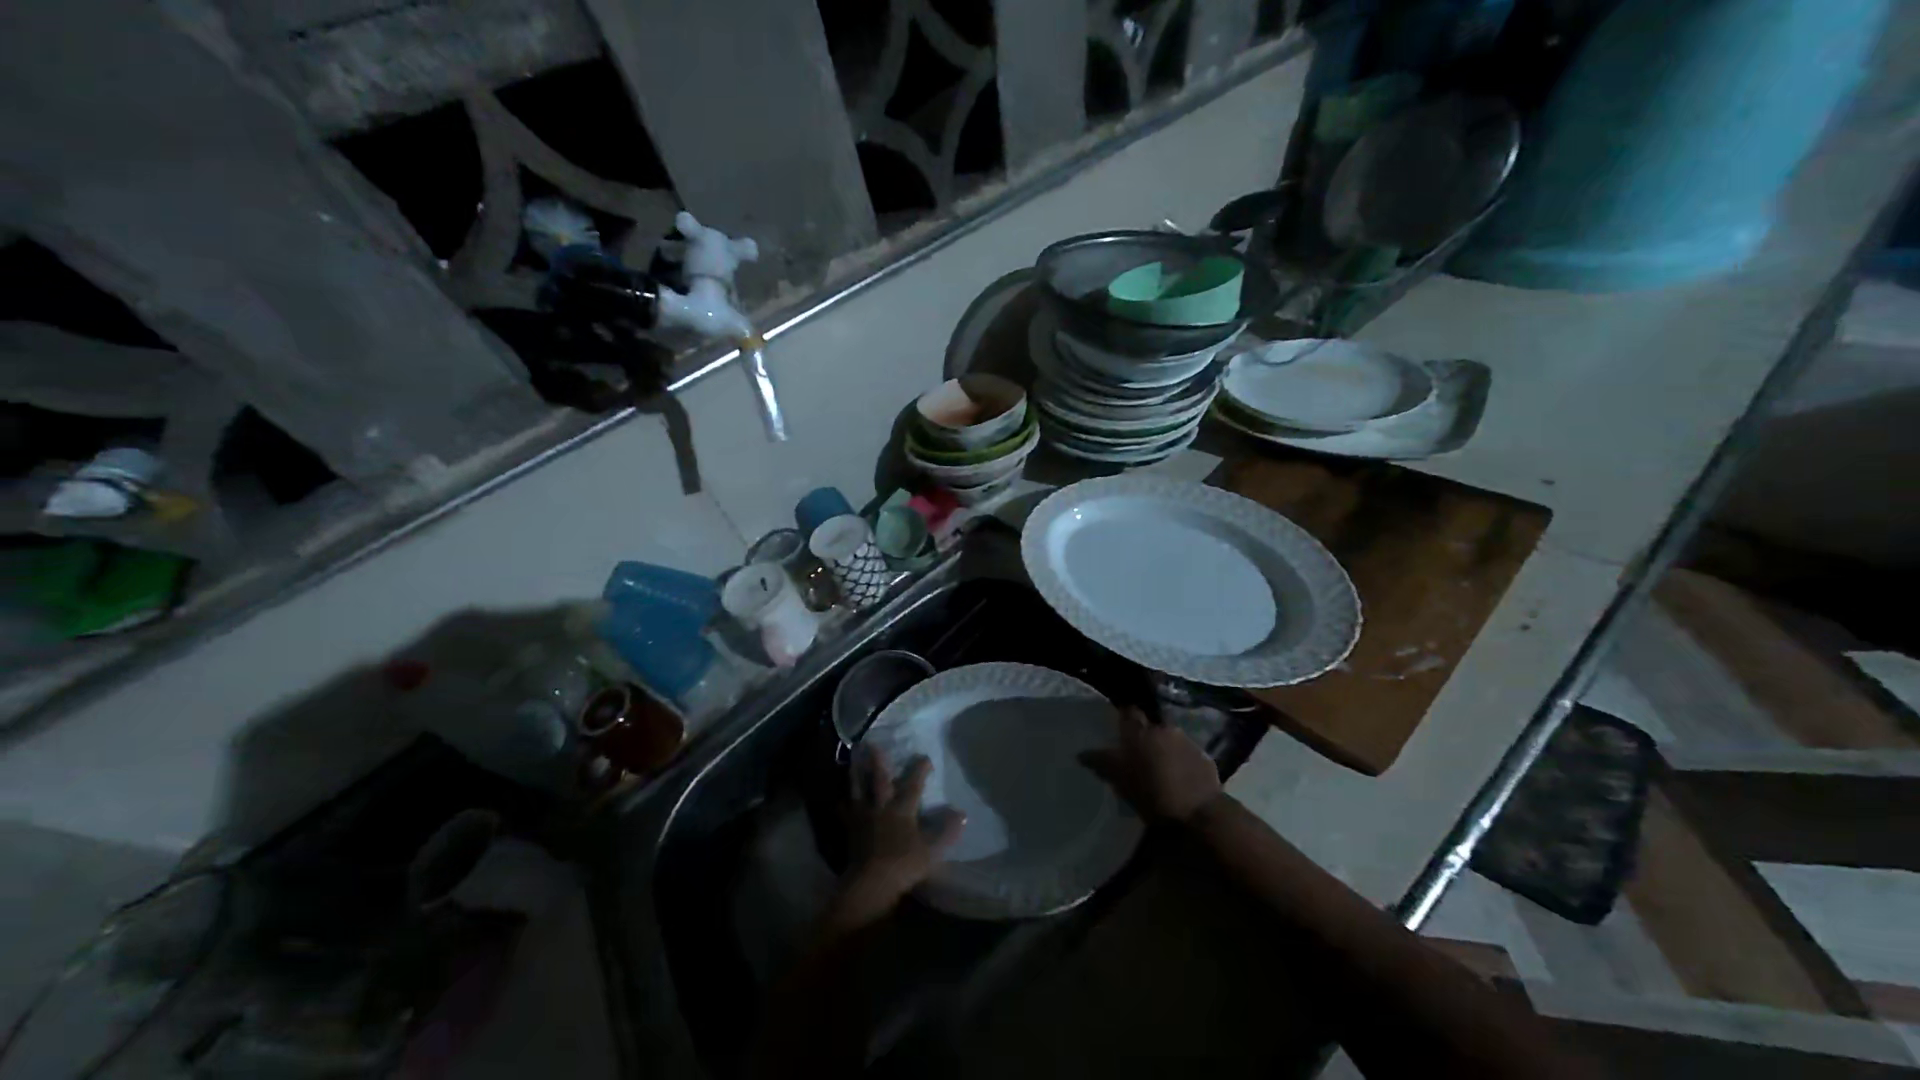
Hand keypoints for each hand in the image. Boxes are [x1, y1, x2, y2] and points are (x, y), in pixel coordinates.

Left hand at [834, 748, 965, 926]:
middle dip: (877, 761)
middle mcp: (881, 806)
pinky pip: (844, 812)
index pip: (913, 784)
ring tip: (853, 759)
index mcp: (902, 809)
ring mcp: (862, 817)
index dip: (919, 770)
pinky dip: (842, 804)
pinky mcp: (849, 829)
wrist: (871, 882)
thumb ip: (947, 831)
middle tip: (872, 743)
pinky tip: (840, 799)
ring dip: (856, 774)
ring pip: (858, 789)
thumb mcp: (932, 849)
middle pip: (879, 779)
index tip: (925, 757)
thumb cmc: (904, 864)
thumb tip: (961, 814)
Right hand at [1079, 707, 1224, 822]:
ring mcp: (1187, 742)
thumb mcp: (1120, 781)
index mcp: (1140, 731)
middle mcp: (1163, 729)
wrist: (1199, 813)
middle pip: (1150, 726)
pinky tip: (1177, 778)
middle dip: (1144, 736)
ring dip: (1163, 749)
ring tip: (1159, 768)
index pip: (1128, 712)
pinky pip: (1186, 754)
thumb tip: (1081, 753)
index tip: (1118, 729)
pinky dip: (1180, 761)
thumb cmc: (1152, 794)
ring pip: (1169, 739)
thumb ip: (1101, 763)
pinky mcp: (1204, 758)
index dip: (1123, 718)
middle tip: (1137, 754)